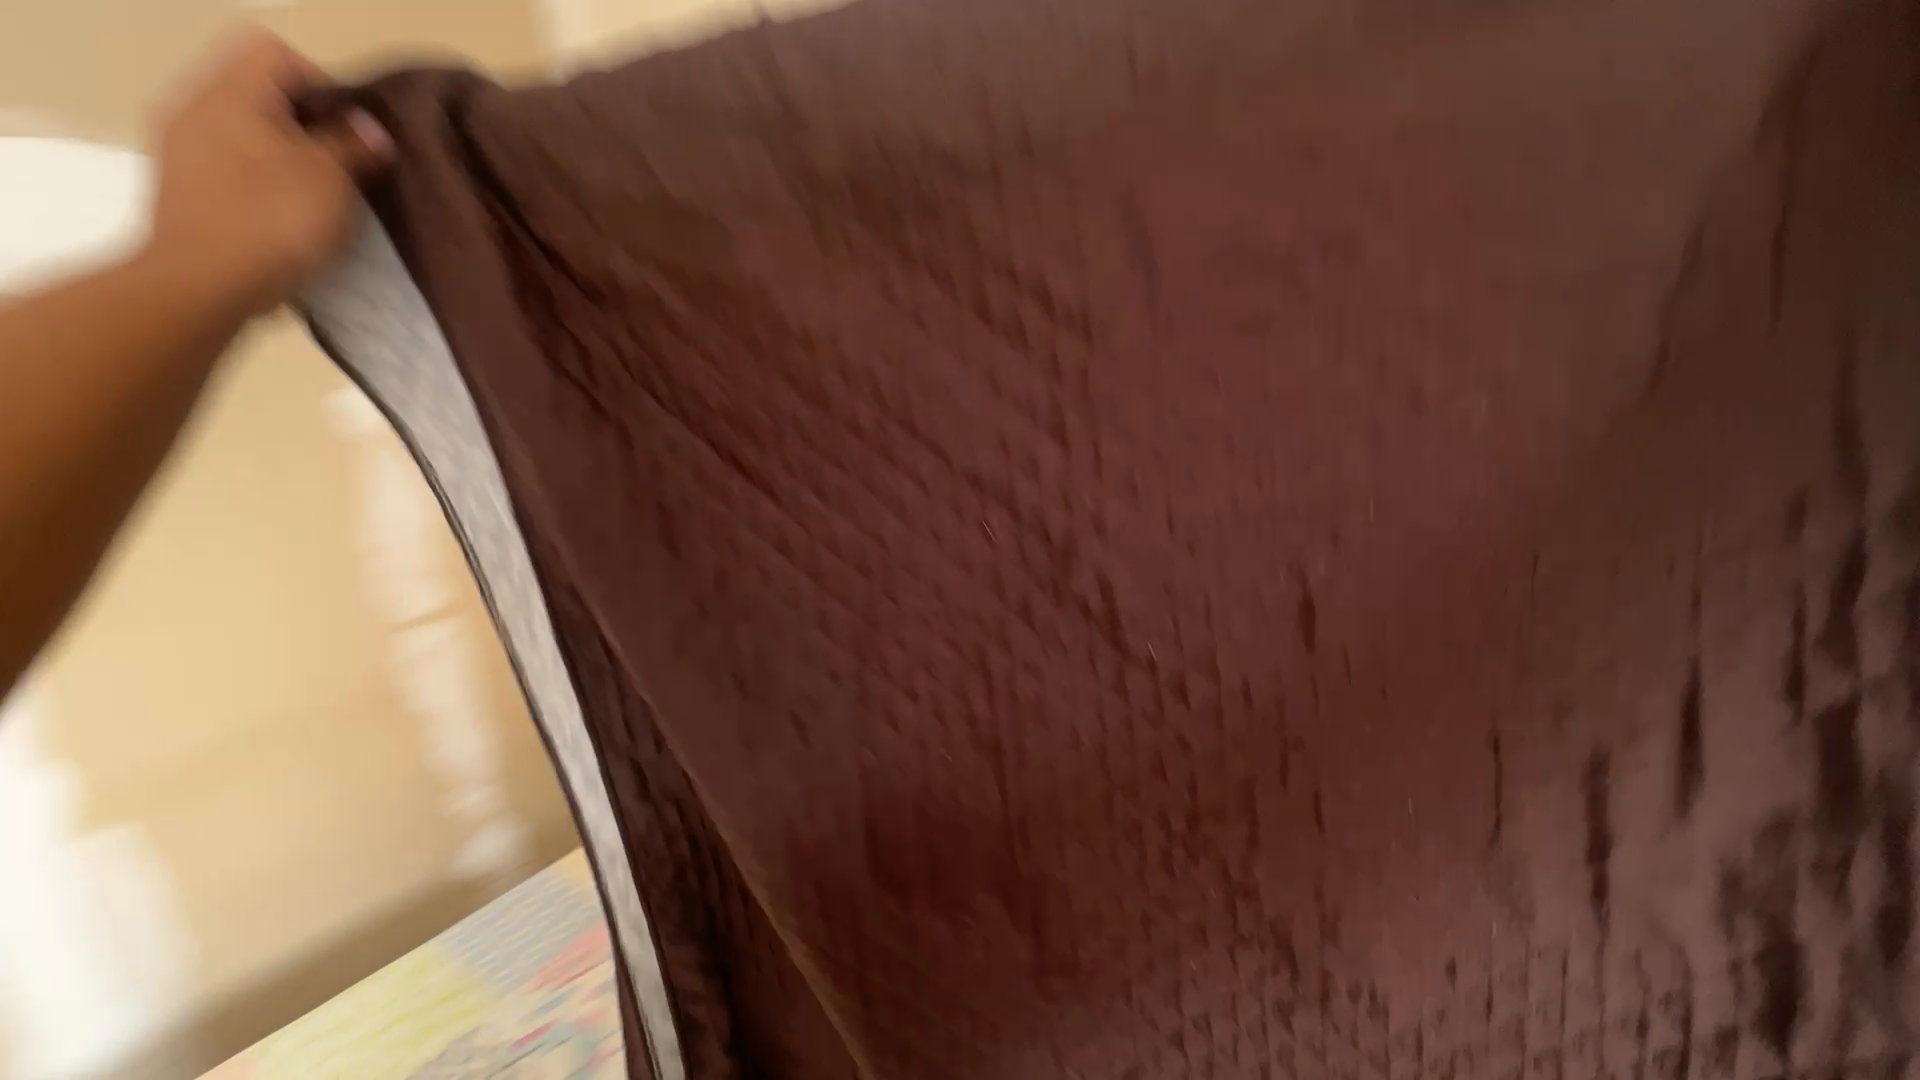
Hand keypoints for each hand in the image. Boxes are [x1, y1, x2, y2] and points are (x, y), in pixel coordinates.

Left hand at [138, 29, 392, 320]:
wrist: (204, 283)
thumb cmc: (273, 220)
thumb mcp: (330, 178)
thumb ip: (352, 144)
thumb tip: (369, 128)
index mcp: (228, 93)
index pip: (276, 53)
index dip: (324, 84)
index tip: (354, 132)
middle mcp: (195, 108)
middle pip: (261, 91)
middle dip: (310, 123)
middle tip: (347, 165)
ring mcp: (182, 148)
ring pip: (248, 130)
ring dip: (290, 155)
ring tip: (323, 194)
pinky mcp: (184, 186)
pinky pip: (234, 164)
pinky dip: (266, 180)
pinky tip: (289, 214)